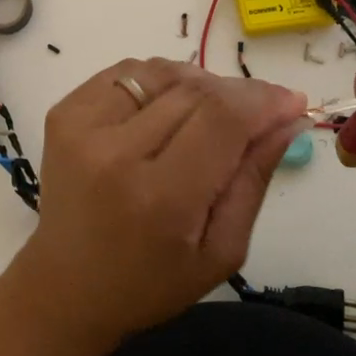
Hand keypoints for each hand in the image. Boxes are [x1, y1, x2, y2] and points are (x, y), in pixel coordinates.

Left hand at [0, 58, 304, 355]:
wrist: (66, 284)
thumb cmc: (151, 280)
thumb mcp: (220, 250)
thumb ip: (254, 178)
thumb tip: (289, 117)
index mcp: (160, 197)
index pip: (222, 118)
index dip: (263, 101)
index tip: (291, 102)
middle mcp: (115, 151)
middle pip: (195, 90)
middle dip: (238, 94)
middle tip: (258, 112)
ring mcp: (82, 125)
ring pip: (162, 71)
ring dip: (197, 83)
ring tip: (208, 115)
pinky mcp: (64, 110)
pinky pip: (127, 72)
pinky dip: (158, 81)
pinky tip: (166, 109)